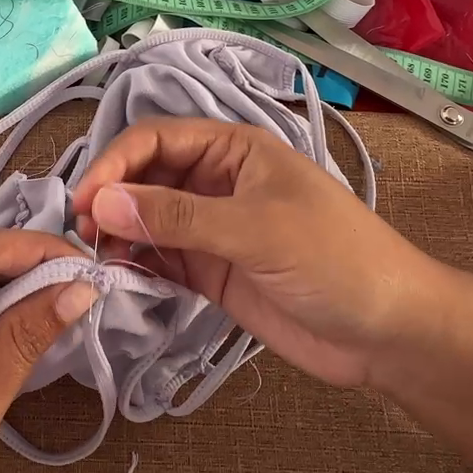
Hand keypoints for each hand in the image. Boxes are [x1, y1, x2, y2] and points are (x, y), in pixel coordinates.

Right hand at [73, 117, 442, 388]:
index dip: (116, 162)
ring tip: (95, 259)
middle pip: (145, 176)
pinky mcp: (210, 270)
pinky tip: (118, 276)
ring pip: (146, 218)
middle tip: (83, 235)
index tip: (84, 200)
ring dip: (117, 232)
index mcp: (232, 150)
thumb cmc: (335, 259)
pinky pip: (159, 257)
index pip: (157, 139)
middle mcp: (215, 181)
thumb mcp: (257, 229)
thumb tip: (101, 201)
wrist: (389, 333)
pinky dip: (135, 264)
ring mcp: (211, 227)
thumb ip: (178, 216)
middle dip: (111, 198)